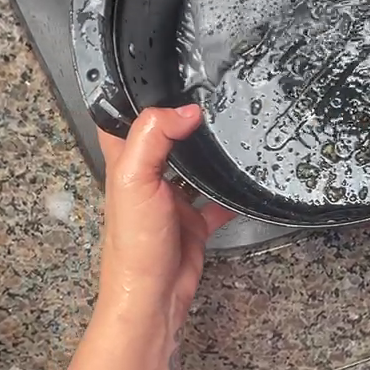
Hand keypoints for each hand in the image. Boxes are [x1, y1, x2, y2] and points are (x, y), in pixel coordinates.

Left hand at [96, 106, 234, 356]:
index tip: (159, 71)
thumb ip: (154, 138)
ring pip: (191, 168)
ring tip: (230, 129)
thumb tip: (185, 111)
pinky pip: (215, 203)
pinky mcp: (193, 224)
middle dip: (180, 119)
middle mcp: (147, 179)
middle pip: (162, 139)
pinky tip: (245, 181)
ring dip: (206, 153)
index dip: (135, 94)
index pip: (124, 118)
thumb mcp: (135, 181)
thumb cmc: (135, 247)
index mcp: (125, 164)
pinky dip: (229, 194)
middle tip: (207, 96)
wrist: (153, 298)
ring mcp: (171, 202)